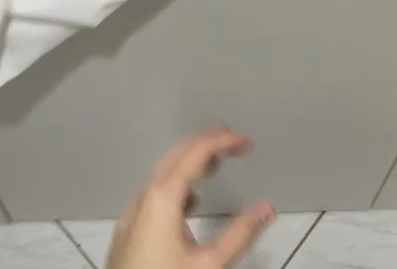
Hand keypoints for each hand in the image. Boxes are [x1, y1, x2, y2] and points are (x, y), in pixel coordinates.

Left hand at [106, 125, 277, 268]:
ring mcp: (132, 214)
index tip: (247, 140)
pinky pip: (154, 194)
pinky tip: (189, 203)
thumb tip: (268, 205)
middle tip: (232, 139)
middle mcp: (144, 197)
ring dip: (189, 162)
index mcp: (162, 196)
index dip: (223, 141)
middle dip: (204, 143)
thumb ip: (240, 233)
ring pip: (162, 174)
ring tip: (216, 164)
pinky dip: (176, 184)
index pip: (196, 153)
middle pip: (175, 155)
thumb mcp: (209, 265)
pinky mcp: (128, 233)